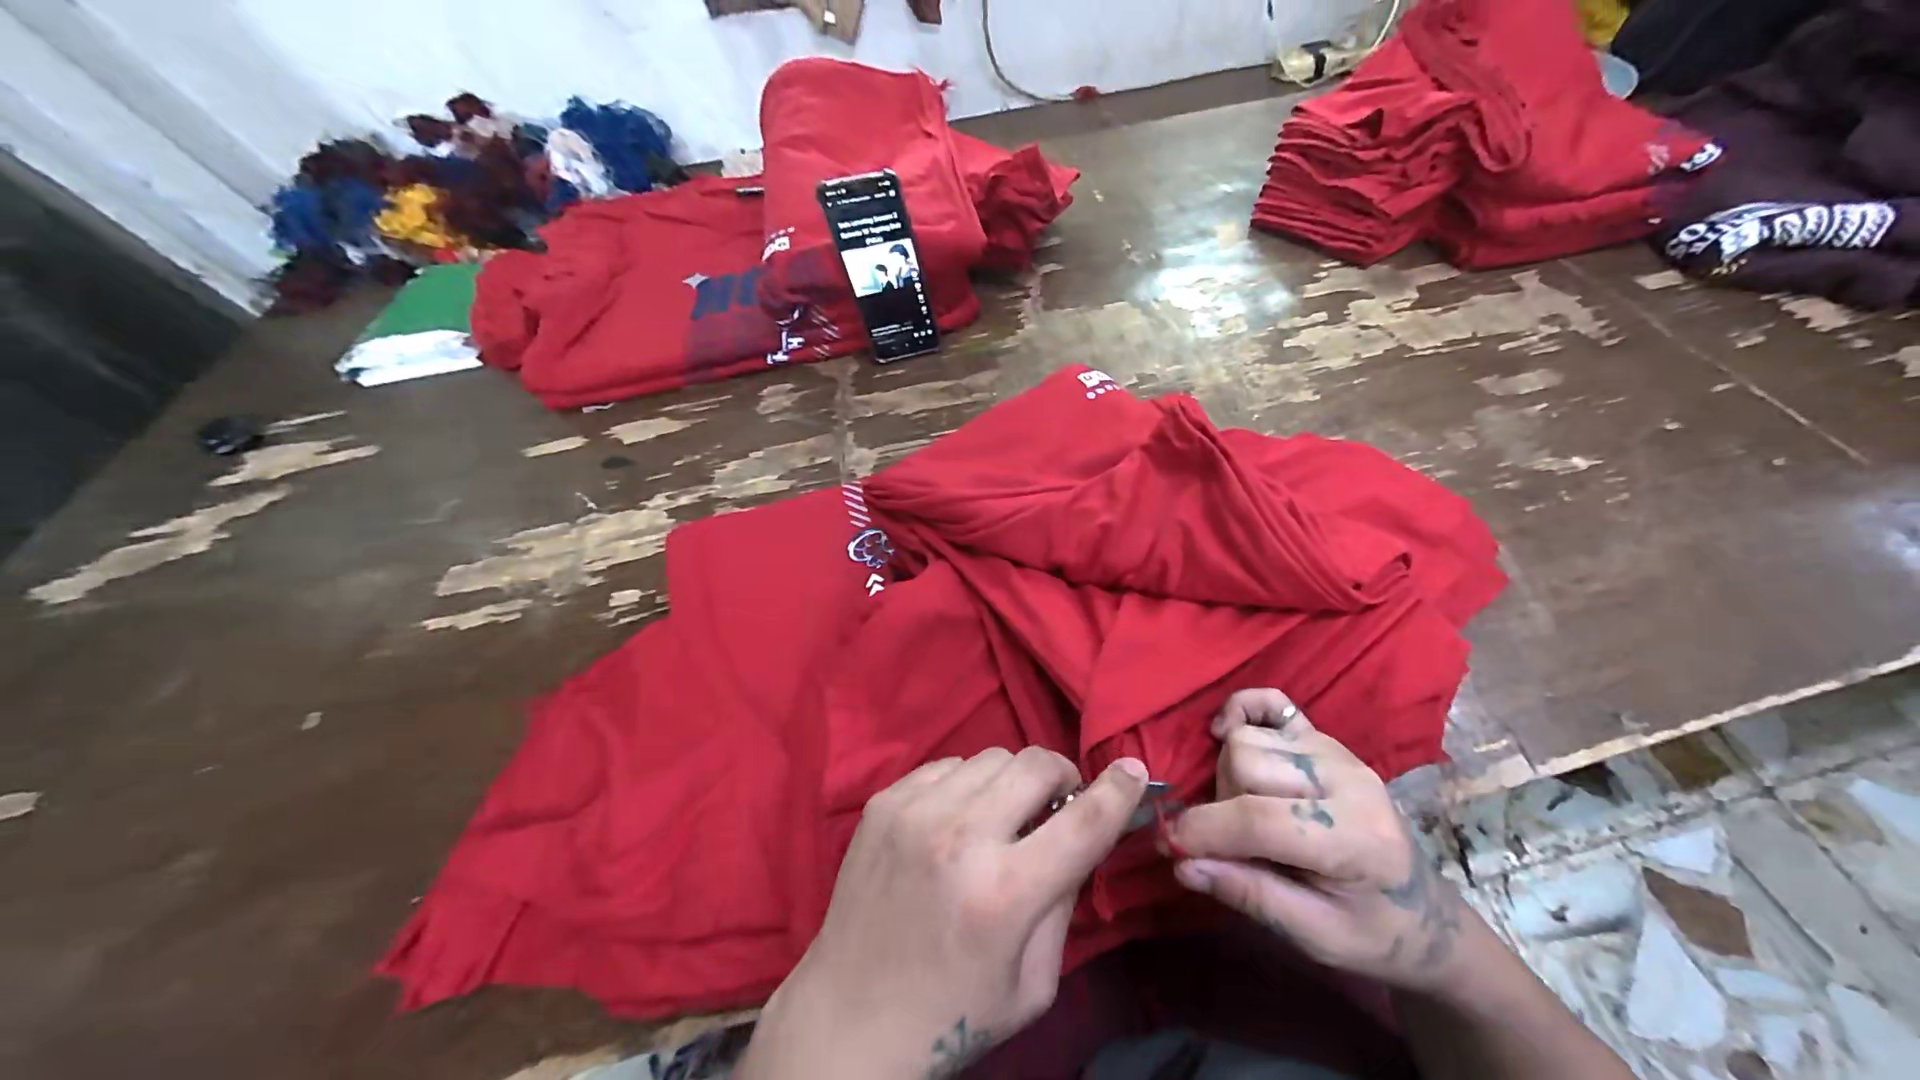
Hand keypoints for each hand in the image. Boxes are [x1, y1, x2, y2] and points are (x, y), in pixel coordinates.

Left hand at [740, 747, 1149, 1079]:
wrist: (852, 1016)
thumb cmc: (954, 1013)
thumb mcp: (1034, 981)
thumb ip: (1064, 899)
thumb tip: (1080, 832)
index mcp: (1005, 893)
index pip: (1083, 821)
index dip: (1119, 789)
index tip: (1135, 770)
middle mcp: (960, 838)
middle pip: (1034, 765)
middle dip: (1061, 776)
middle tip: (1058, 803)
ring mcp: (915, 813)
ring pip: (990, 758)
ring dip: (1012, 780)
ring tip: (1003, 816)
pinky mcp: (883, 803)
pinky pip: (947, 765)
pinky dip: (967, 784)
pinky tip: (958, 819)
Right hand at [1165, 689, 1463, 991]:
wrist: (1426, 915)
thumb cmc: (1373, 934)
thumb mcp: (1316, 937)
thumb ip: (1248, 894)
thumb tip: (1181, 863)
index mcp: (1354, 838)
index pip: (1258, 818)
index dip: (1202, 831)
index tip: (1167, 846)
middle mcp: (1346, 780)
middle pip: (1244, 762)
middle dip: (1219, 803)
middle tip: (1228, 842)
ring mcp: (1336, 751)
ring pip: (1247, 737)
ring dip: (1228, 774)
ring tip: (1244, 811)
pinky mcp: (1325, 739)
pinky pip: (1271, 701)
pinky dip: (1241, 710)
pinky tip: (1227, 733)